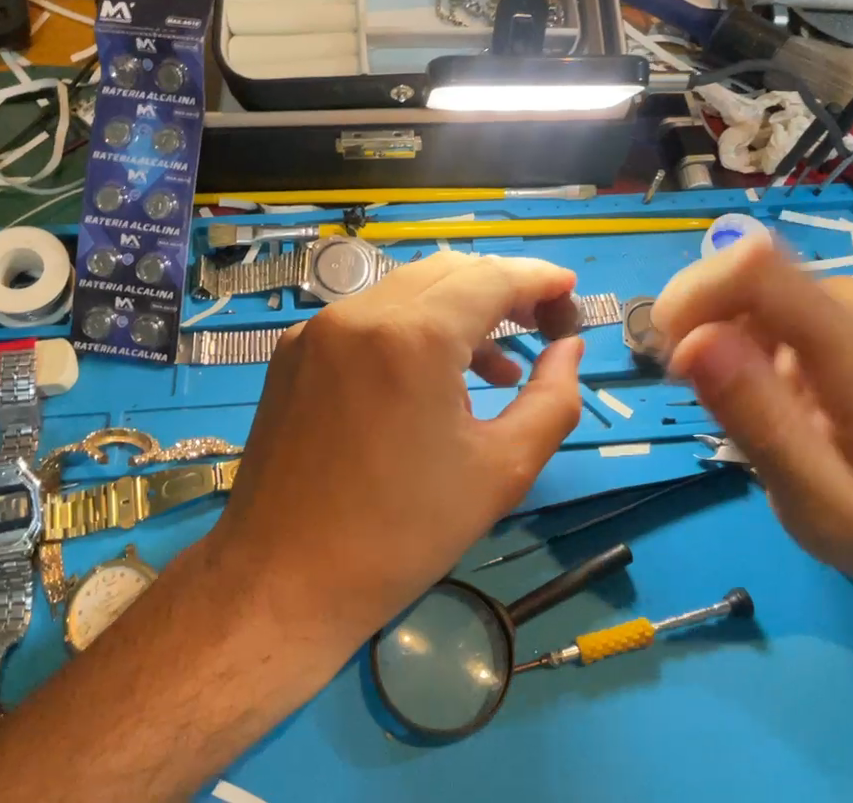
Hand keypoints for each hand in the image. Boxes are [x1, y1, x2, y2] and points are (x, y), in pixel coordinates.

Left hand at [207, 251, 585, 647]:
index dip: (538, 278)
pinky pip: (365, 321)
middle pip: (446, 273)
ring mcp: (316, 331)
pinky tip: (428, 388)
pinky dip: (409, 333)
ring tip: (496, 375)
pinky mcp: (292, 354)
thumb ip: (552, 399)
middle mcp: (358, 314)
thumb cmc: (402, 533)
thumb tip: (569, 348)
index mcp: (411, 336)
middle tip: (538, 329)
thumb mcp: (501, 470)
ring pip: (403, 293)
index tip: (570, 292)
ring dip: (456, 314)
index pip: (490, 277)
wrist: (283, 579)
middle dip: (499, 291)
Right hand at [652, 234, 852, 587]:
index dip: (691, 300)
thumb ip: (761, 424)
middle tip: (707, 399)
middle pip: (740, 274)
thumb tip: (693, 344)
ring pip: (749, 289)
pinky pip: (771, 300)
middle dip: (698, 326)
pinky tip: (772, 391)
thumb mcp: (826, 505)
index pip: (752, 267)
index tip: (676, 367)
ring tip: (749, 407)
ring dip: (720, 337)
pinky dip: (746, 337)